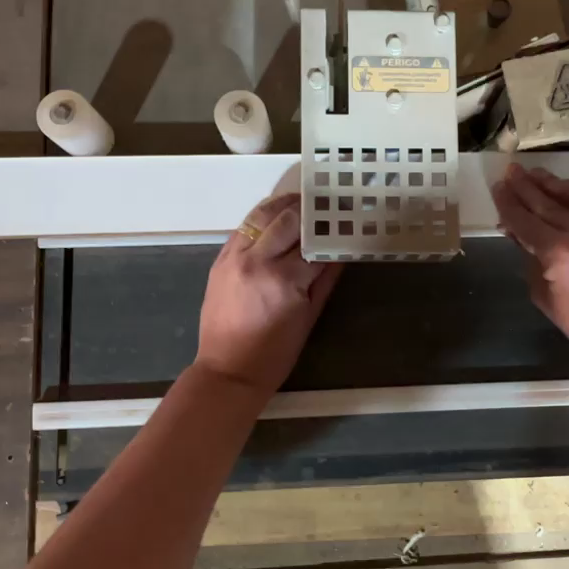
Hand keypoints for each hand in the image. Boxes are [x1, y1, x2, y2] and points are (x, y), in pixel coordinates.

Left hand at [195, 193, 343, 392]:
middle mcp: (258, 261)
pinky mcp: (220, 259)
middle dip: (310, 210)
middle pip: (289, 219)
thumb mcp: (310, 317)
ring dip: (283, 204)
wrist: (228, 370)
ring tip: (302, 199)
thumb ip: (326, 280)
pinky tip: (276, 215)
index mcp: (285, 280)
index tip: (348, 217)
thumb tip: (341, 252)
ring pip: (262, 215)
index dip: (334, 230)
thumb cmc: (276, 353)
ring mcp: (235, 257)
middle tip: (328, 203)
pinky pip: (243, 227)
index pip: (316, 244)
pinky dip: (261, 218)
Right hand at [491, 164, 568, 363]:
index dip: (508, 203)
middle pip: (548, 202)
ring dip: (555, 183)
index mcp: (561, 253)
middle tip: (511, 170)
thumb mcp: (543, 293)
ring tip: (537, 175)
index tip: (498, 186)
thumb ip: (530, 256)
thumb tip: (515, 229)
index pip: (526, 220)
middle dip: (526, 186)